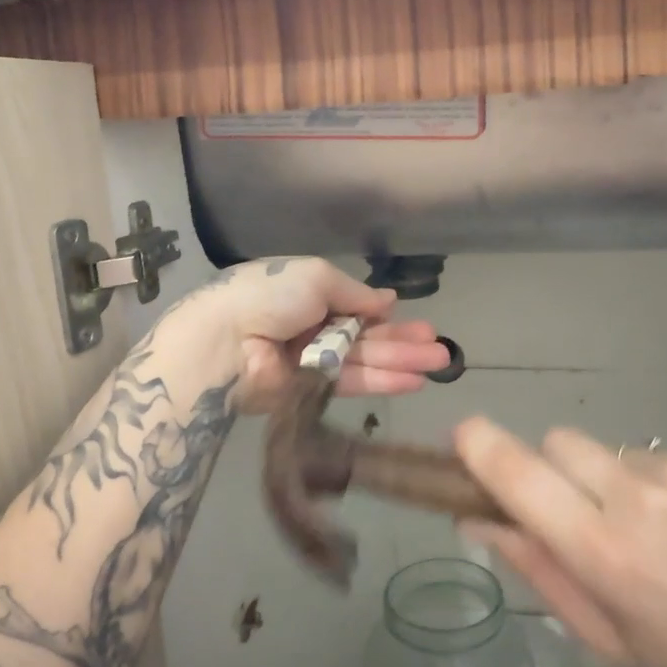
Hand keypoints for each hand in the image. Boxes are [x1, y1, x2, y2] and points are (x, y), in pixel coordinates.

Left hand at [160, 258, 450, 413]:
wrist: (225, 344)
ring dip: (402, 360)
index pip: (351, 304)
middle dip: (402, 340)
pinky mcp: (309, 390)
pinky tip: (415, 380)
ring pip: (364, 359)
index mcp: (305, 292)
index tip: (410, 318)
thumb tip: (387, 300)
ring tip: (440, 363)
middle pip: (364, 334)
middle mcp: (309, 325)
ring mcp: (310, 359)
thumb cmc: (270, 296)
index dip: (382, 313)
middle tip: (439, 347)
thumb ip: (356, 293)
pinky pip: (351, 382)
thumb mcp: (316, 277)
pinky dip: (383, 380)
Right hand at [455, 420, 666, 666]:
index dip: (479, 446)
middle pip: (557, 442)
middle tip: (584, 517)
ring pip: (609, 449)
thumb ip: (538, 572)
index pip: (517, 473)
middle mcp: (638, 495)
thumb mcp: (611, 640)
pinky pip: (660, 453)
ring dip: (611, 480)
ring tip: (660, 530)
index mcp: (604, 551)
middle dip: (553, 472)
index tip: (462, 438)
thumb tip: (476, 521)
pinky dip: (662, 480)